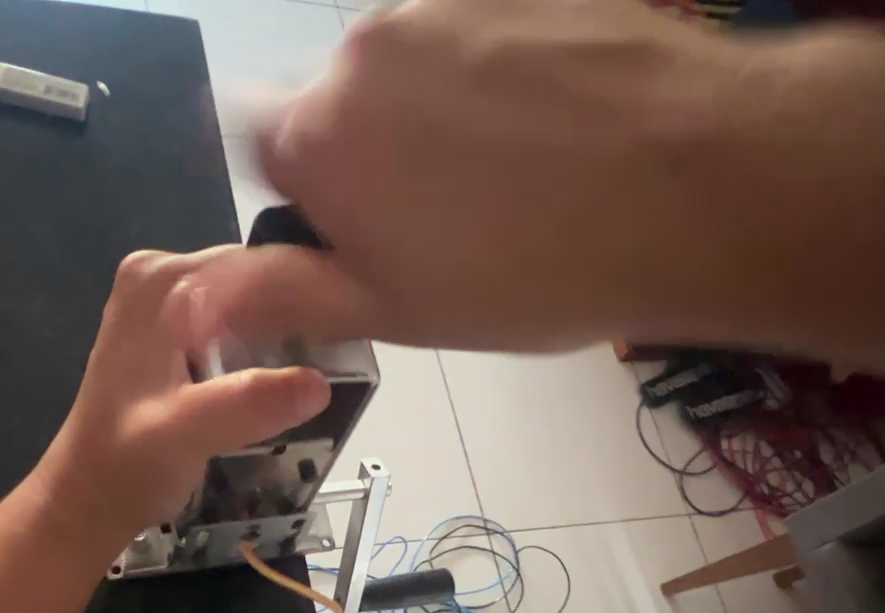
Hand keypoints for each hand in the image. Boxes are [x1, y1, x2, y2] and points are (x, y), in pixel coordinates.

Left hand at [33, 248, 331, 551]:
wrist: (88, 495)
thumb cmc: (128, 468)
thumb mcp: (186, 436)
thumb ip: (245, 405)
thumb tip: (320, 382)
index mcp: (163, 284)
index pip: (262, 268)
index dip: (319, 293)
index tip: (370, 323)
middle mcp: (162, 272)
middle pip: (260, 275)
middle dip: (308, 309)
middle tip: (358, 348)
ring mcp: (165, 295)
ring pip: (254, 294)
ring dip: (293, 324)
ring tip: (338, 357)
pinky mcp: (172, 321)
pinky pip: (239, 315)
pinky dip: (269, 338)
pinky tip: (294, 366)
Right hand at [184, 0, 763, 350]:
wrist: (691, 190)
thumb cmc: (525, 275)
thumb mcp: (392, 310)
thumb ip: (284, 293)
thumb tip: (193, 299)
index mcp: (320, 133)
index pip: (264, 149)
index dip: (308, 199)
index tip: (362, 238)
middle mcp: (364, 47)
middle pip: (337, 107)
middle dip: (369, 160)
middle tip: (446, 222)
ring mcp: (444, 3)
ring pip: (406, 71)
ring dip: (433, 122)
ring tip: (510, 181)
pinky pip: (474, 37)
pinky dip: (491, 82)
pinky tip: (548, 133)